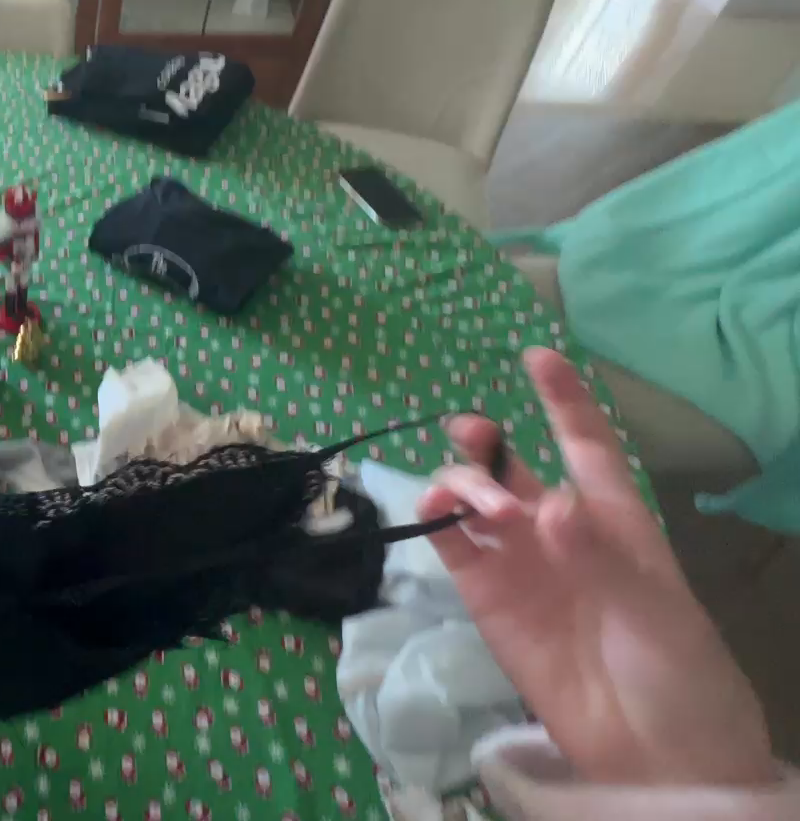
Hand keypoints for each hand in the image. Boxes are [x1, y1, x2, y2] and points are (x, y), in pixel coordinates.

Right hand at [419, 347, 779, 787]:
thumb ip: (600, 555)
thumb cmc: (678, 675)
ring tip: (484, 512)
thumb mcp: (660, 614)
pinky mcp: (476, 584)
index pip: (585, 448)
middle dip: (485, 441)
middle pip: (508, 465)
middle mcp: (553, 529)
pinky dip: (431, 514)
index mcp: (613, 524)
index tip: (537, 357)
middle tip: (475, 436)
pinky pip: (442, 533)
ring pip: (467, 493)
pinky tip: (435, 513)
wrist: (647, 751)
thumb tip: (547, 503)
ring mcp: (510, 556)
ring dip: (465, 485)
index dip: (563, 402)